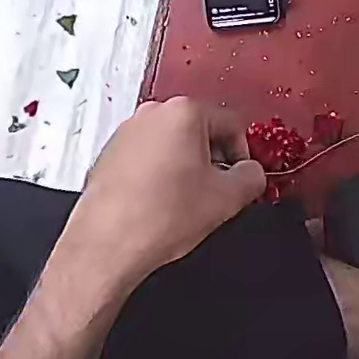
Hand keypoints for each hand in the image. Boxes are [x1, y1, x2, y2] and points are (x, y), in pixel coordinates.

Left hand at [65, 97, 265, 285]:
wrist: (104, 246)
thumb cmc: (162, 217)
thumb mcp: (227, 198)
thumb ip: (253, 176)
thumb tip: (252, 172)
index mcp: (185, 112)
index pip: (232, 125)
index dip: (242, 156)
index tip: (238, 180)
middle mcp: (154, 112)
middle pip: (202, 130)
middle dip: (213, 160)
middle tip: (213, 192)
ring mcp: (128, 131)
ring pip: (175, 143)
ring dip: (187, 166)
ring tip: (183, 201)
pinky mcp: (110, 152)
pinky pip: (149, 155)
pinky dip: (161, 173)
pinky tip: (159, 202)